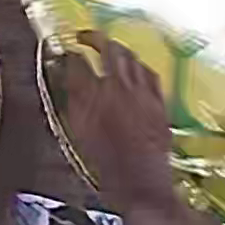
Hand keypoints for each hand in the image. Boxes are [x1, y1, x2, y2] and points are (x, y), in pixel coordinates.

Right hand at [63, 33, 179, 214]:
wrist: (143, 187)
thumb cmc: (105, 161)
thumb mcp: (79, 128)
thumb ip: (73, 95)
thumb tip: (66, 71)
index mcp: (96, 94)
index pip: (79, 61)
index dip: (70, 54)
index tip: (65, 52)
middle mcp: (122, 87)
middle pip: (110, 49)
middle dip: (95, 38)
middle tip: (84, 38)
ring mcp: (144, 94)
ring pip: (132, 57)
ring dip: (118, 48)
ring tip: (108, 48)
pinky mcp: (160, 103)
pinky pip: (150, 73)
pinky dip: (139, 65)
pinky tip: (135, 68)